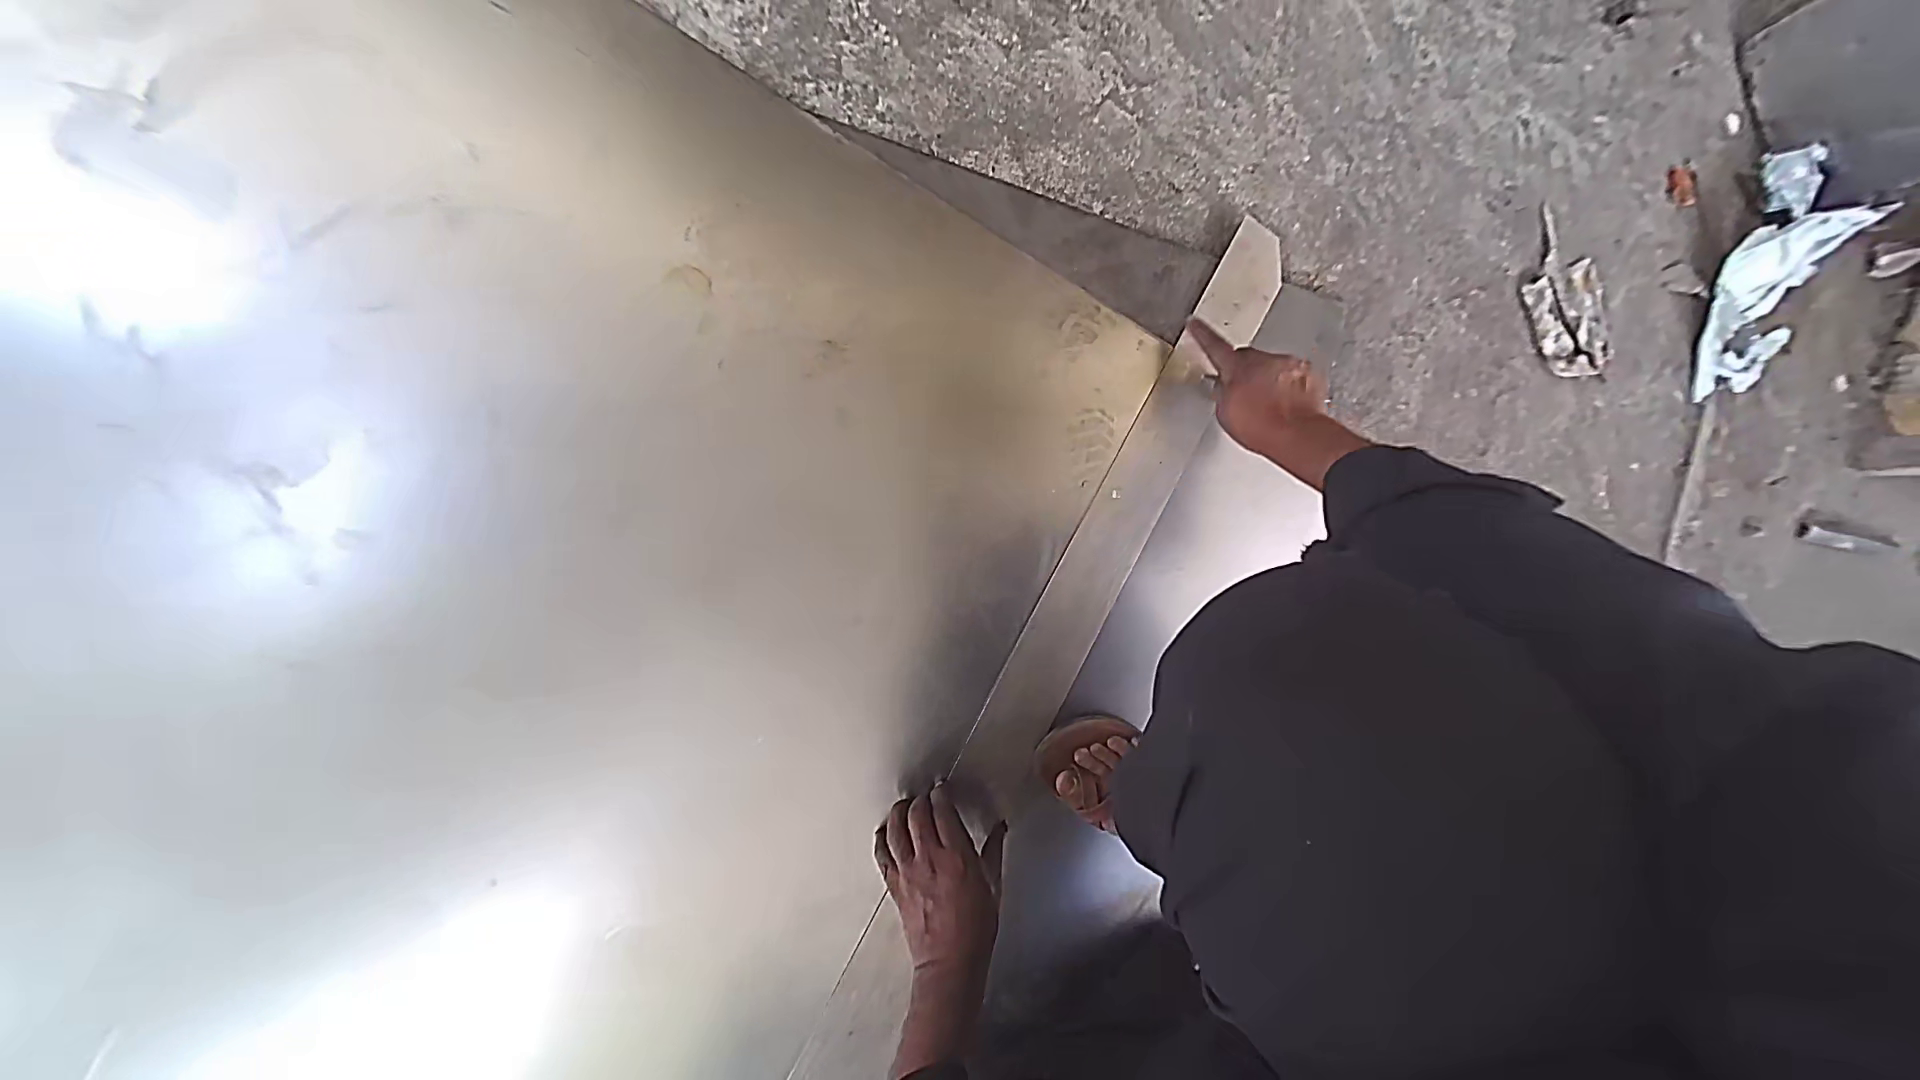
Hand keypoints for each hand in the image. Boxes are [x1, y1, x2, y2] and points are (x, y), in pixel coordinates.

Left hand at [874, 785, 1007, 982]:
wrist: (950, 963)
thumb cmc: (975, 930)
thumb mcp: (993, 885)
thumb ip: (993, 851)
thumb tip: (999, 829)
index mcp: (957, 856)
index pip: (943, 810)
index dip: (941, 794)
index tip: (943, 790)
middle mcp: (930, 859)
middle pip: (917, 813)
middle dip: (921, 799)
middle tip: (926, 796)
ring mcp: (909, 871)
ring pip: (896, 827)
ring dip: (900, 812)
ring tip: (906, 806)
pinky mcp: (895, 885)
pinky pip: (882, 853)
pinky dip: (882, 837)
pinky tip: (886, 831)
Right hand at [1186, 317, 1372, 489]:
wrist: (1297, 435)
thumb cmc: (1261, 427)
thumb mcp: (1225, 413)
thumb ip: (1221, 392)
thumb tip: (1222, 386)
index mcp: (1238, 368)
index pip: (1214, 346)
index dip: (1202, 335)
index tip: (1195, 324)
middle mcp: (1264, 360)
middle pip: (1247, 357)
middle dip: (1243, 372)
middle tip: (1242, 393)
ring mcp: (1288, 364)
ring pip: (1271, 366)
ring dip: (1267, 381)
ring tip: (1266, 407)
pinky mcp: (1308, 373)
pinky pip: (1292, 374)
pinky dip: (1287, 386)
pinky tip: (1284, 405)